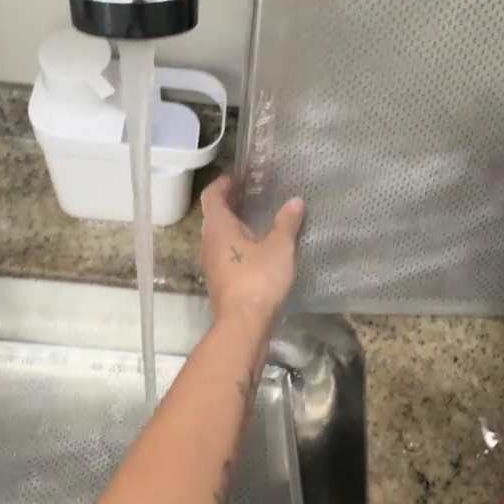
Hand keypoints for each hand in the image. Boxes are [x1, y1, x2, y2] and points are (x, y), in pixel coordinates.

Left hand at [199, 177, 303, 325]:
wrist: (243, 325)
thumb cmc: (258, 279)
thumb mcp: (279, 247)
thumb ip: (286, 223)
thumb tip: (295, 201)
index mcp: (218, 227)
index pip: (211, 196)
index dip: (222, 183)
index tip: (237, 177)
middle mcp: (208, 242)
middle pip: (213, 215)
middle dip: (229, 204)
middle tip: (251, 196)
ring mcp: (211, 264)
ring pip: (218, 237)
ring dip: (233, 226)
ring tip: (256, 221)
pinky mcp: (219, 282)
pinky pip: (224, 254)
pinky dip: (236, 246)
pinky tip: (256, 250)